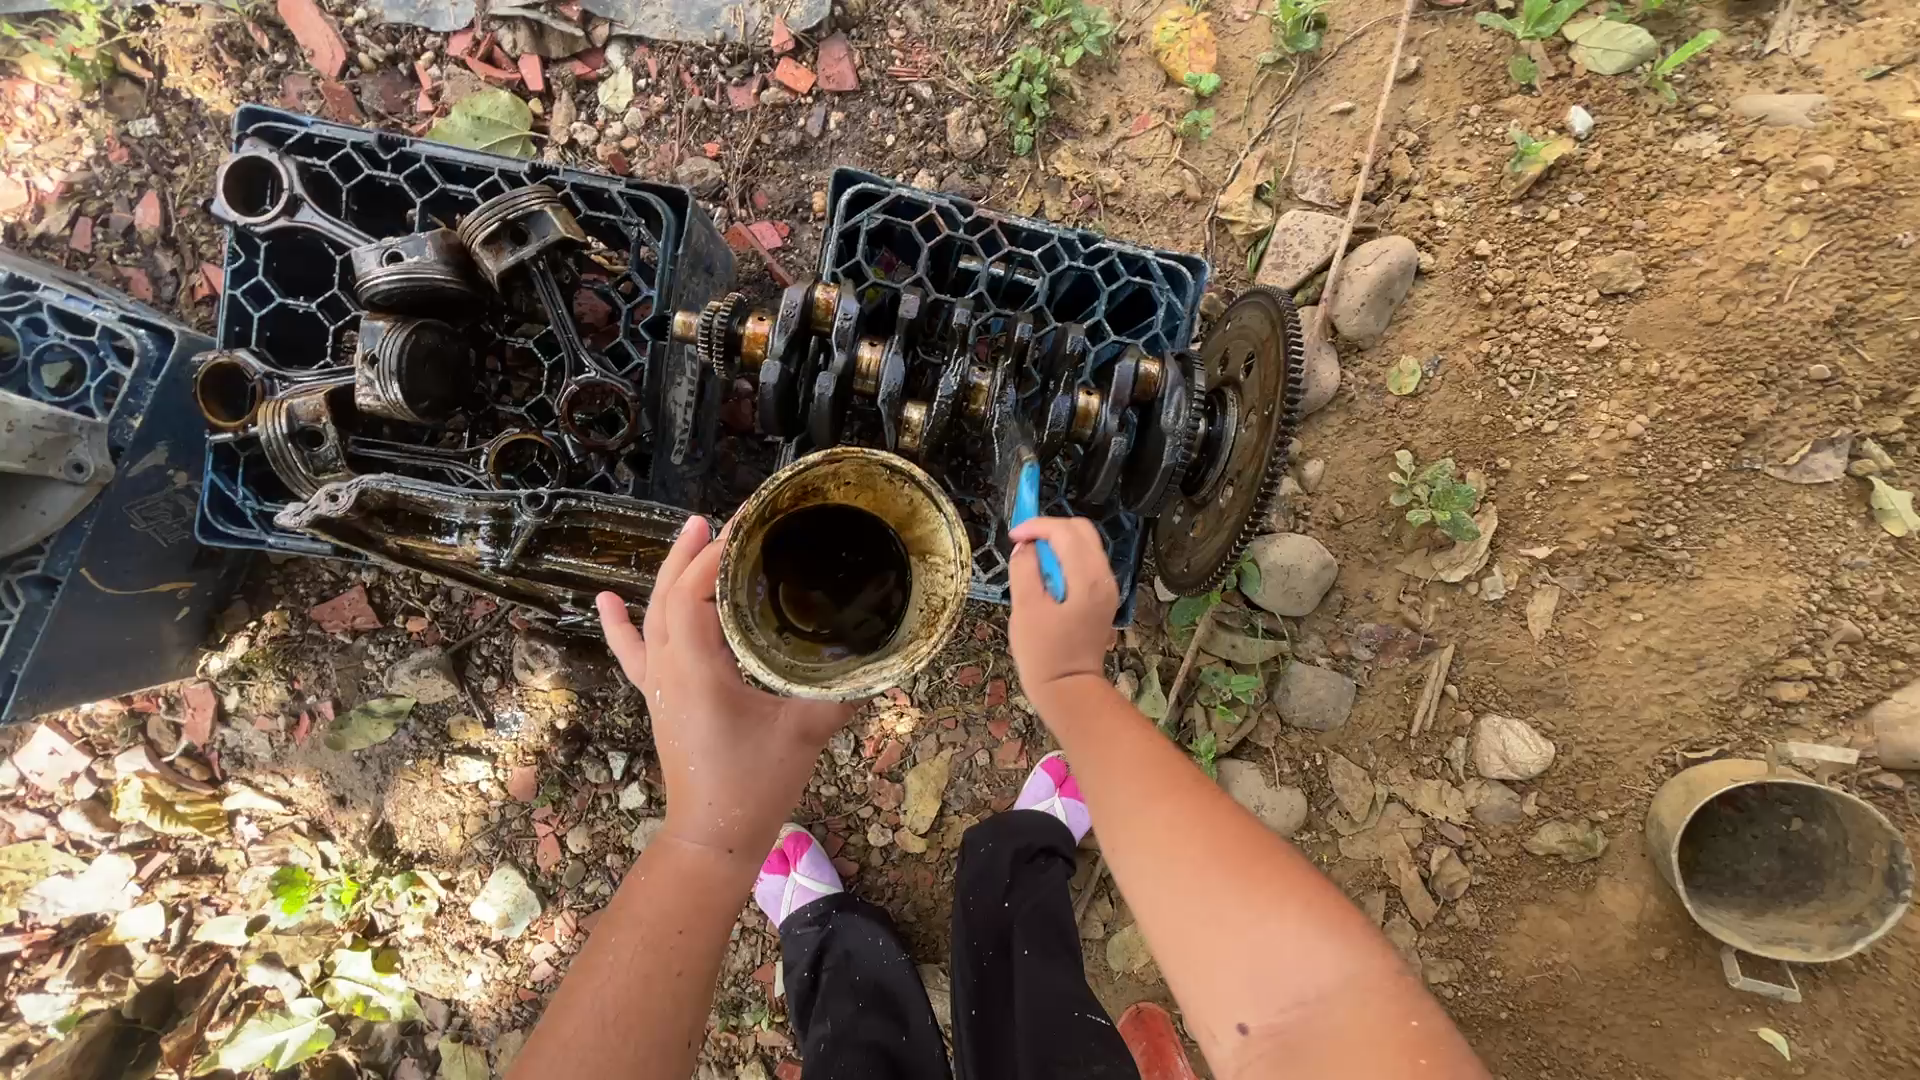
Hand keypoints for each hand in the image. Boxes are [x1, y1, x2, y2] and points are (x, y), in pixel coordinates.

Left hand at [596, 517, 852, 861]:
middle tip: (717, 518)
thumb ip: (842, 693)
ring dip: (669, 573)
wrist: (713, 836)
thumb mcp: (805, 732)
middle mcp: (670, 669)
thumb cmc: (754, 784)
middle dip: (691, 553)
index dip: (716, 558)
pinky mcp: (660, 699)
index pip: (696, 595)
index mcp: (698, 669)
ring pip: (654, 616)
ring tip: (688, 535)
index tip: (747, 529)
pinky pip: (635, 653)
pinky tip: (605, 601)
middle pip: (669, 596)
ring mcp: (659, 685)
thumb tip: (883, 662)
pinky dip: (620, 624)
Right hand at [1006, 515, 1119, 700]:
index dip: (1037, 527)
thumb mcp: (1025, 608)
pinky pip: (1086, 564)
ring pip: (1086, 546)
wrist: (1068, 689)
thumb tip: (1026, 547)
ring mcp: (1107, 589)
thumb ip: (1025, 570)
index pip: (1065, 533)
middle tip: (1024, 543)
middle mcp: (1104, 578)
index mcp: (1088, 579)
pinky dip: (1066, 559)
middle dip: (1051, 529)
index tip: (1014, 537)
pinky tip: (1046, 576)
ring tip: (1032, 559)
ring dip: (1058, 544)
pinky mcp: (1102, 598)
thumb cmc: (1043, 652)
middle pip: (1082, 531)